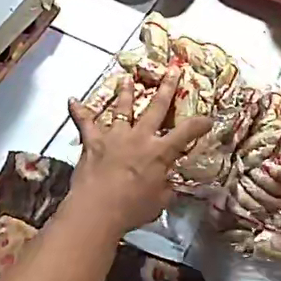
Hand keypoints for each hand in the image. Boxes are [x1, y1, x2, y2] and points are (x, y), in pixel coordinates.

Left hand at [65, 69, 211, 236]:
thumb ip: (165, 189)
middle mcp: (139, 137)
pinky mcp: (92, 141)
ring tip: (127, 78)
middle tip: (173, 71)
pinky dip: (78, 111)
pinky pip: (85, 123)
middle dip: (167, 88)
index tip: (209, 118)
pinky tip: (72, 100)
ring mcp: (115, 136)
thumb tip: (168, 185)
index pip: (186, 133)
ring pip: (122, 109)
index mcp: (159, 152)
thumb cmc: (132, 209)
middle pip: (156, 108)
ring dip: (125, 92)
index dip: (200, 124)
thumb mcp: (159, 202)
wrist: (96, 210)